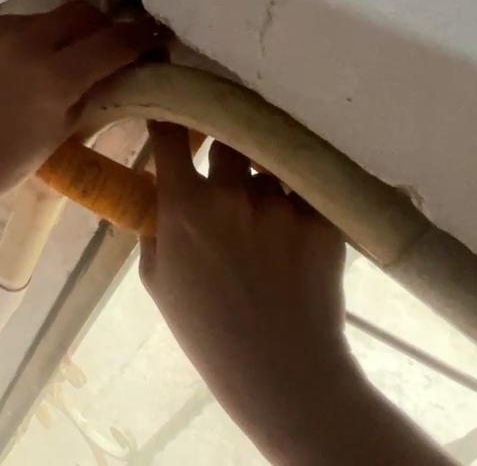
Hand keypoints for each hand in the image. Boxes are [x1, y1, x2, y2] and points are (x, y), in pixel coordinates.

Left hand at [0, 2, 164, 240]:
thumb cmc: (9, 161)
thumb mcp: (66, 130)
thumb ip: (98, 89)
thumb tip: (130, 63)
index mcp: (53, 78)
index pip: (113, 42)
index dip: (140, 37)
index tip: (155, 36)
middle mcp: (24, 43)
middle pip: (82, 13)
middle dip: (102, 28)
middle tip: (107, 48)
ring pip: (49, 16)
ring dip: (63, 33)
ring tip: (59, 61)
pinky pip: (18, 22)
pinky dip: (31, 38)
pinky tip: (24, 63)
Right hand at [140, 123, 365, 452]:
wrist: (282, 374)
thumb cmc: (206, 329)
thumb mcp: (156, 277)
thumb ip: (153, 224)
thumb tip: (156, 186)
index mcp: (184, 205)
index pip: (169, 135)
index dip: (167, 114)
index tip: (168, 103)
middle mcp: (230, 193)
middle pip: (225, 135)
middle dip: (223, 140)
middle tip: (225, 154)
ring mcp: (280, 205)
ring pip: (268, 161)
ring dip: (263, 169)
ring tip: (267, 193)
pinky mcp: (322, 221)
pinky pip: (306, 187)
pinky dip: (299, 193)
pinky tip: (297, 211)